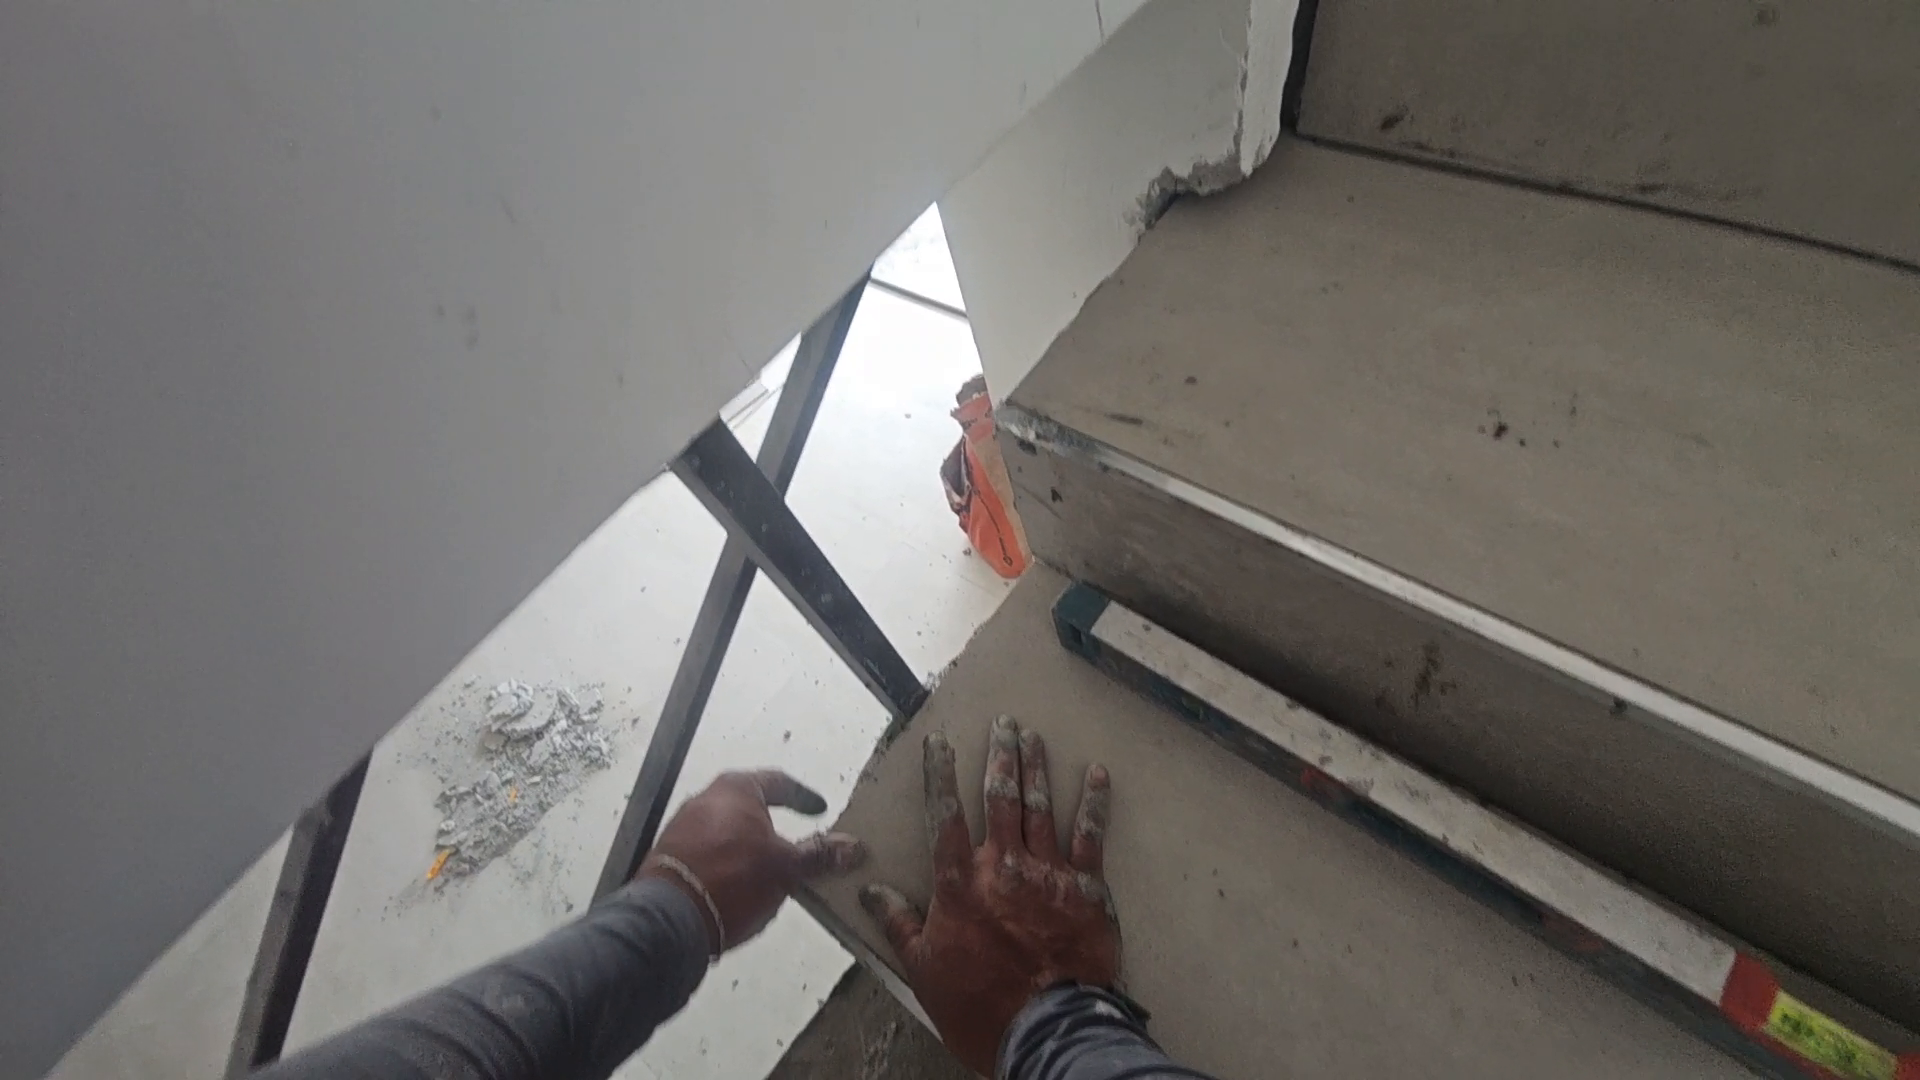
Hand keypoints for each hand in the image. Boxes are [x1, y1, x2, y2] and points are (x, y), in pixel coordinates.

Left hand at [639, 770, 865, 953]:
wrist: (668, 922)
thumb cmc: (734, 880)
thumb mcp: (785, 869)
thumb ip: (818, 855)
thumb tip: (852, 847)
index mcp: (737, 788)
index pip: (779, 782)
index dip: (803, 797)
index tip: (819, 809)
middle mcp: (706, 797)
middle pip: (750, 803)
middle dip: (772, 820)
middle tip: (793, 836)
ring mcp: (682, 825)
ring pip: (726, 827)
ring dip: (748, 842)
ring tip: (766, 866)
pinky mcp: (667, 855)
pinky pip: (707, 848)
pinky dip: (727, 859)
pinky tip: (737, 882)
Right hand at [859, 716, 1116, 1075]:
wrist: (1047, 1034)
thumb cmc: (979, 1005)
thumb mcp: (924, 969)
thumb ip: (898, 923)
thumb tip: (868, 891)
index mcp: (961, 882)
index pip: (944, 814)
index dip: (939, 774)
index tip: (939, 741)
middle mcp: (1002, 864)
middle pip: (999, 796)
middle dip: (1000, 755)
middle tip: (1004, 722)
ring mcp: (1047, 871)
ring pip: (1040, 805)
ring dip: (1037, 766)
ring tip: (1034, 735)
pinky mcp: (1085, 887)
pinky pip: (1091, 836)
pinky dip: (1094, 803)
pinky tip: (1098, 773)